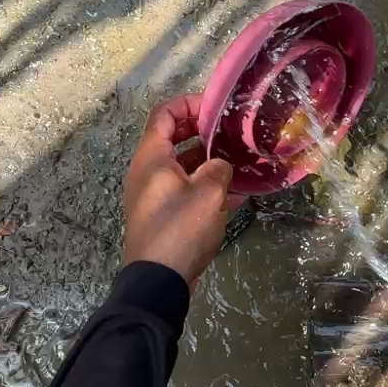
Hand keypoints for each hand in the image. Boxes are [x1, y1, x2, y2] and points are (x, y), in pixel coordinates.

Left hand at [121, 95, 241, 285]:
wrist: (158, 282)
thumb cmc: (180, 229)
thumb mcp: (209, 193)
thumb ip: (219, 168)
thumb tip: (221, 165)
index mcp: (152, 157)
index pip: (164, 113)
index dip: (189, 104)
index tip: (217, 110)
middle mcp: (147, 170)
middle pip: (173, 137)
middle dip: (203, 131)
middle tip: (231, 133)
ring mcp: (153, 194)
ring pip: (182, 164)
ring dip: (208, 160)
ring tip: (239, 161)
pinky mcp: (163, 215)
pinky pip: (185, 188)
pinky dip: (205, 185)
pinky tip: (235, 193)